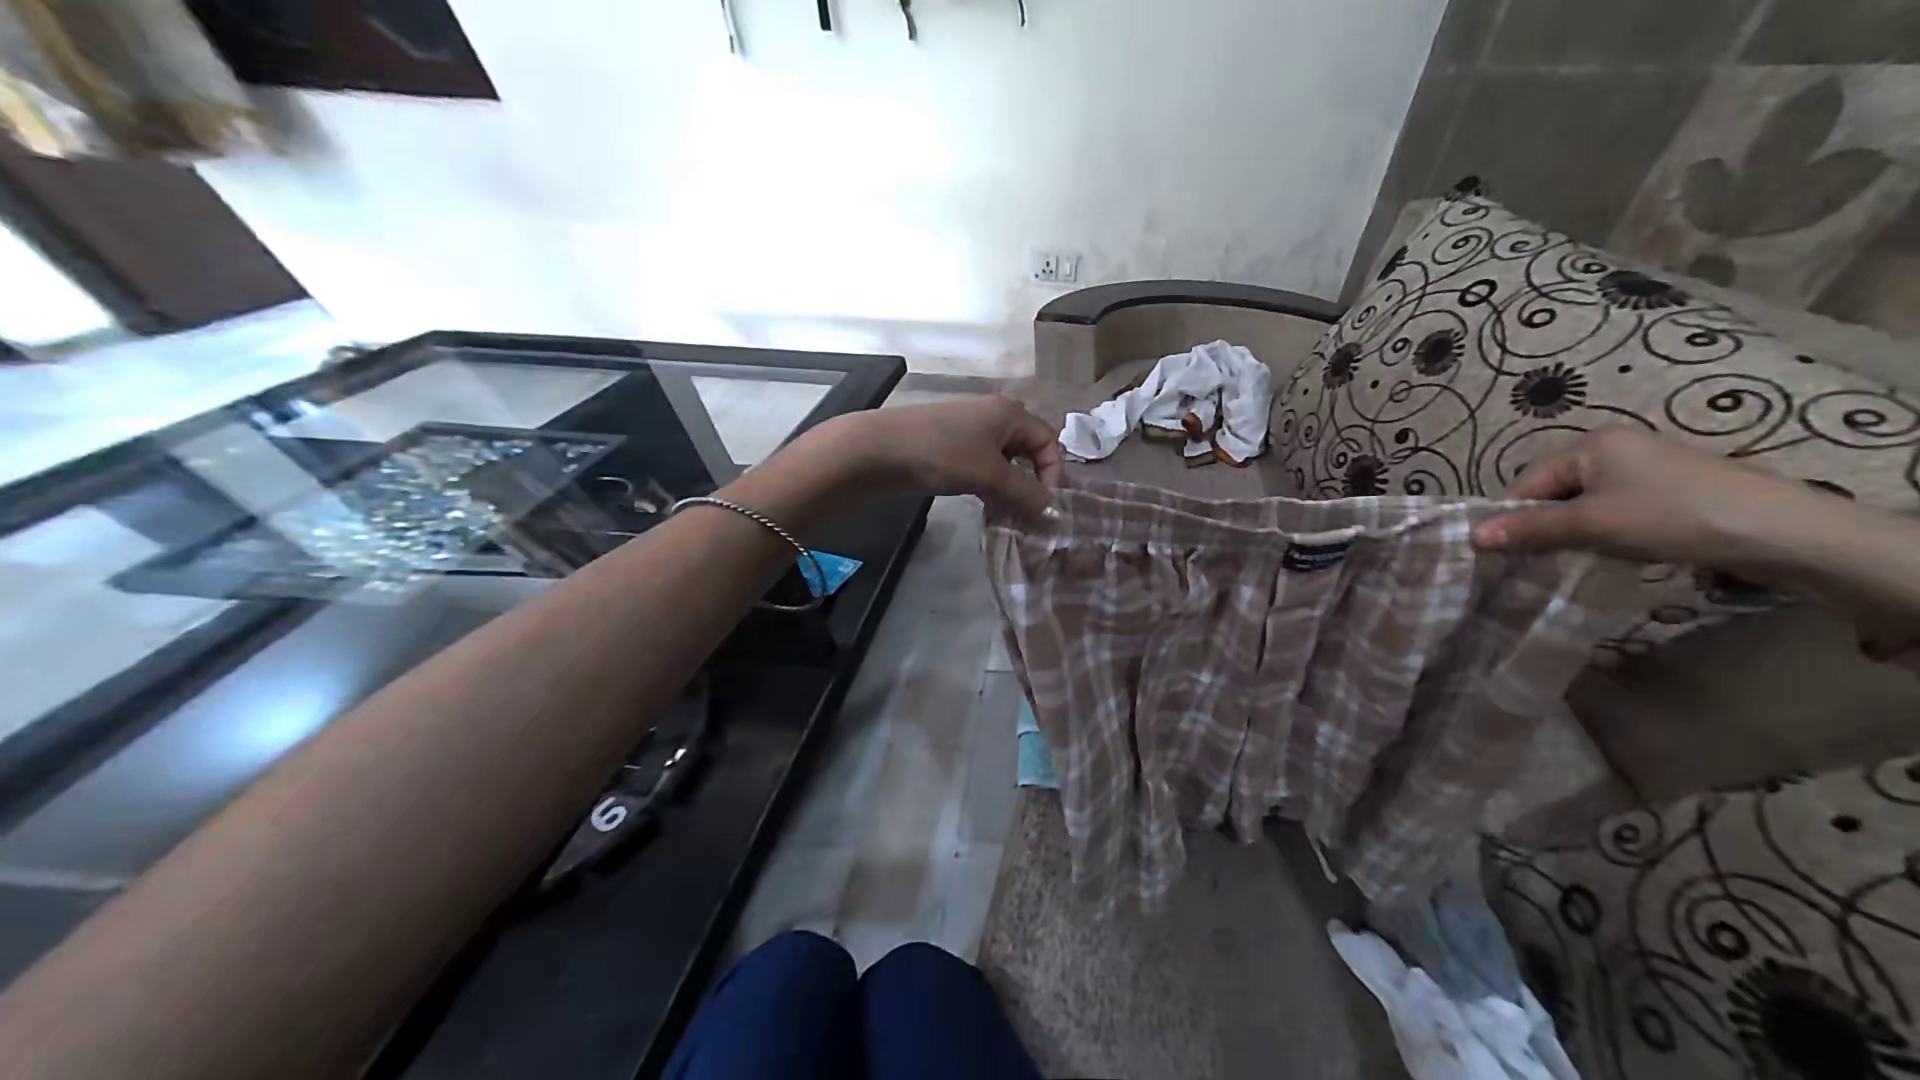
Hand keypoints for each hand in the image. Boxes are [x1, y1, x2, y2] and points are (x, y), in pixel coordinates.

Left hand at [821, 396, 1062, 519]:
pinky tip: (983, 506)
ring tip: (1006, 515)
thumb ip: (1026, 494)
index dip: (1053, 472)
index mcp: (1009, 413)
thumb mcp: (991, 475)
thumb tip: (1054, 512)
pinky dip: (988, 485)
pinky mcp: (948, 445)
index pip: (1048, 441)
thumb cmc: (943, 454)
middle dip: (1031, 483)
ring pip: (1003, 461)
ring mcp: (968, 429)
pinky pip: (981, 466)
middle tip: (1028, 514)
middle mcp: (992, 415)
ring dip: (1009, 488)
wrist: (879, 449)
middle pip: (1027, 450)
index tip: (1045, 504)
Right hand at [1472, 428, 1839, 570]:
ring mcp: (1645, 463)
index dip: (1513, 518)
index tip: (1508, 552)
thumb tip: (1473, 536)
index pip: (1526, 483)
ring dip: (1574, 529)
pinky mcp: (1669, 485)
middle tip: (1545, 557)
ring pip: (1583, 500)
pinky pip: (1613, 504)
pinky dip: (1604, 528)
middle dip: (1544, 524)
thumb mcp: (1590, 525)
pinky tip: (1616, 547)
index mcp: (1589, 443)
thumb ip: (1530, 529)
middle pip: (1553, 490)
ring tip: (1581, 554)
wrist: (1779, 531)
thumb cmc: (1669, 517)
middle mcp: (1614, 445)